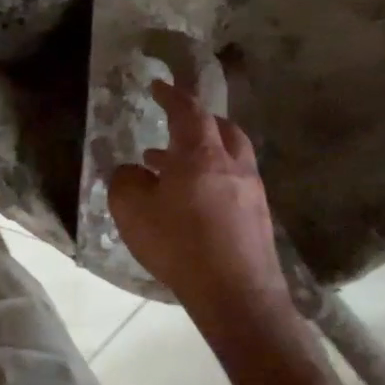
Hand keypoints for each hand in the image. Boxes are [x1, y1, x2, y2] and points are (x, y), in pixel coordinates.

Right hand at [109, 79, 289, 314]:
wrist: (237, 298)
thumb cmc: (178, 243)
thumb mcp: (130, 207)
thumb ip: (126, 179)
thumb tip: (136, 172)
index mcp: (200, 156)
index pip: (189, 112)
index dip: (172, 96)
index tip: (158, 86)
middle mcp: (233, 167)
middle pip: (224, 130)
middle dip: (200, 120)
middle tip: (175, 121)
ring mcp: (252, 195)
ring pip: (231, 157)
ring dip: (204, 151)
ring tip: (169, 163)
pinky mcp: (258, 220)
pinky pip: (234, 182)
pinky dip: (212, 176)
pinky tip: (189, 196)